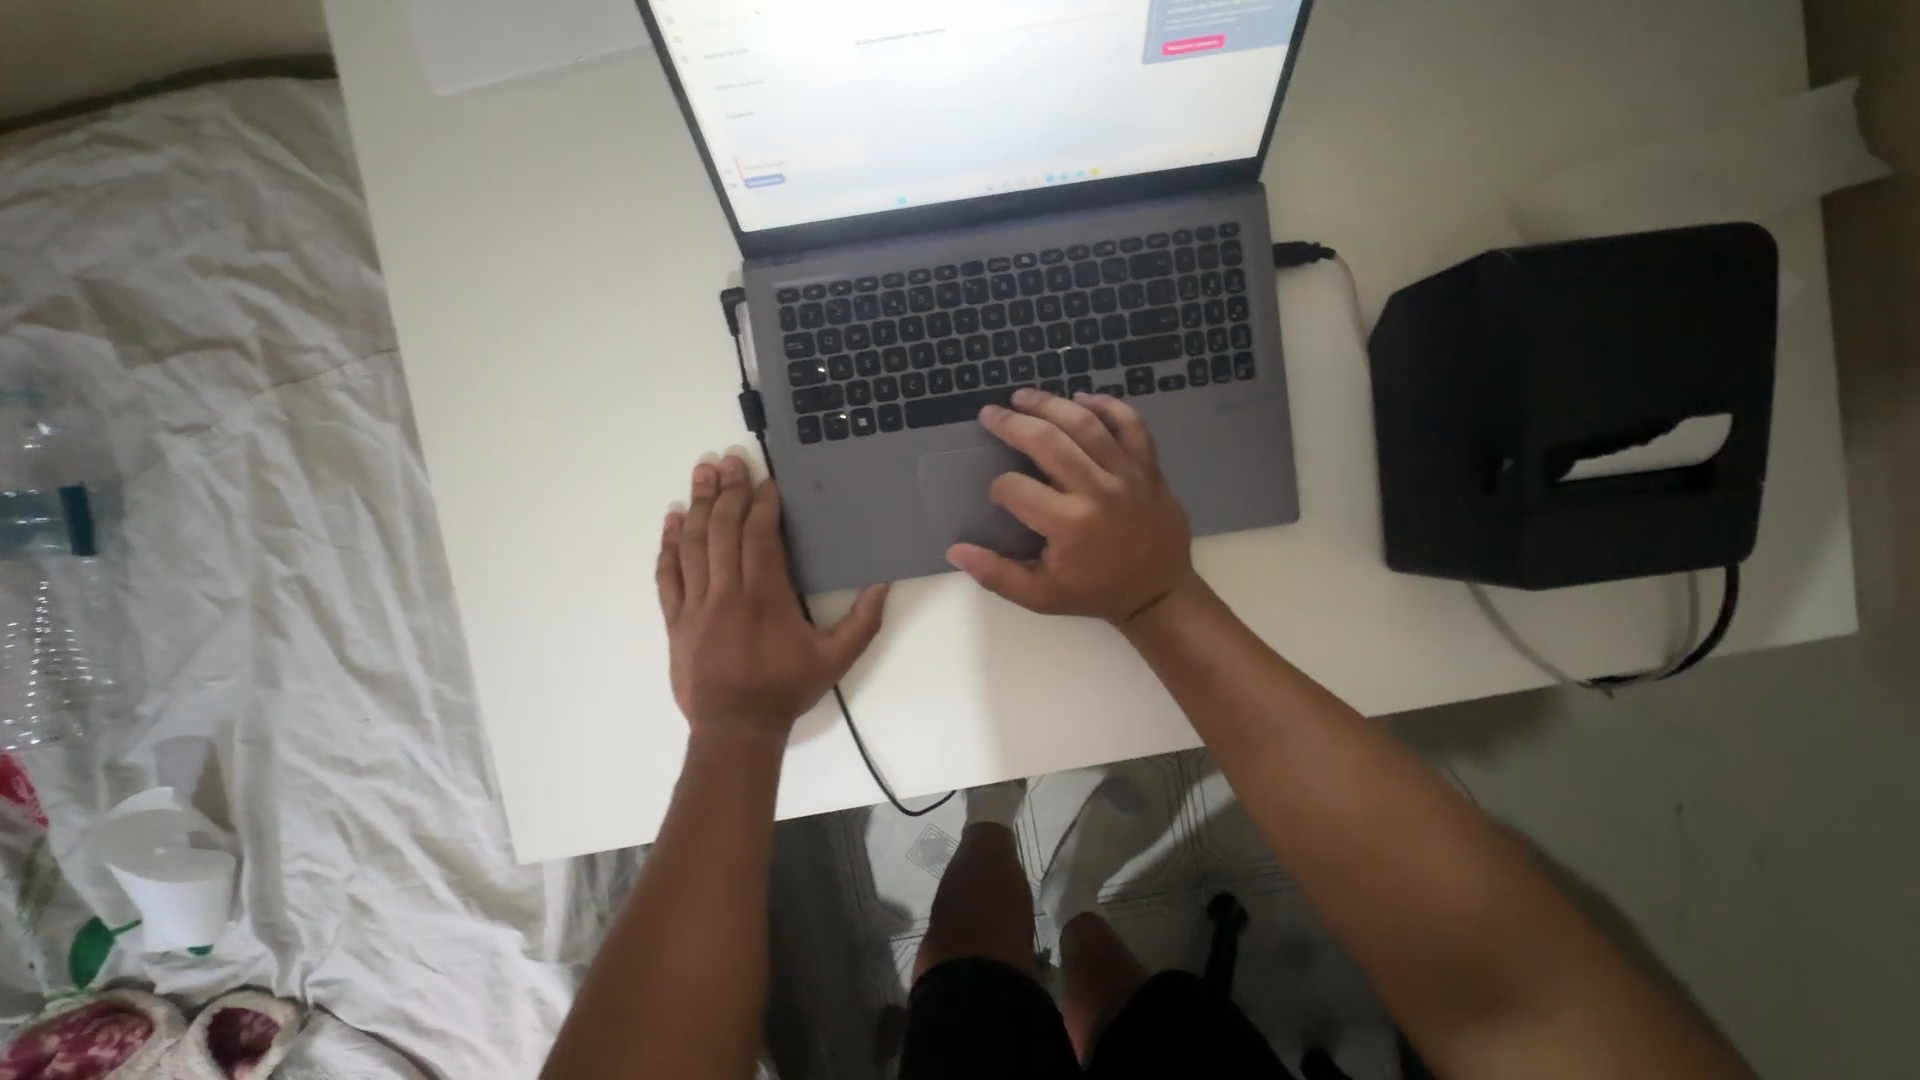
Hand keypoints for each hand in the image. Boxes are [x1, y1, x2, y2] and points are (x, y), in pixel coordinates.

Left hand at [656, 455, 888, 741]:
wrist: (735, 728)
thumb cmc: (786, 690)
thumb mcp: (836, 659)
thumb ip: (862, 622)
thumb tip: (882, 584)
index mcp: (766, 595)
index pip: (761, 536)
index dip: (763, 504)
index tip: (767, 481)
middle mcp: (728, 591)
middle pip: (724, 529)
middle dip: (729, 490)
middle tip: (730, 458)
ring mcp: (696, 604)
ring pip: (693, 544)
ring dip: (698, 505)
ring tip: (702, 472)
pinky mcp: (675, 619)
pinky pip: (668, 574)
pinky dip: (668, 545)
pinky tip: (672, 519)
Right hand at [946, 389, 1198, 623]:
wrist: (1159, 592)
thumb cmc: (1096, 593)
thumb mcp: (1041, 597)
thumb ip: (997, 575)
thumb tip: (955, 551)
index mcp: (1068, 524)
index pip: (1016, 488)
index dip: (999, 488)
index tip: (999, 494)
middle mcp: (1097, 491)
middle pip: (1047, 441)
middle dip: (1012, 424)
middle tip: (990, 413)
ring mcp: (1126, 474)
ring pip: (1086, 424)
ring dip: (1050, 404)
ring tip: (1023, 396)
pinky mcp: (1149, 467)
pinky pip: (1131, 424)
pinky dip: (1108, 405)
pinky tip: (1082, 398)